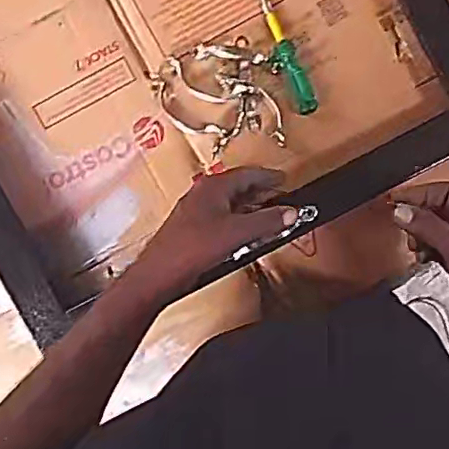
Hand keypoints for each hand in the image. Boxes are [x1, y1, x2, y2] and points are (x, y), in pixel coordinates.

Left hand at [122, 167, 297, 302]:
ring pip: (230, 204)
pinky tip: (247, 237)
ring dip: (251, 210)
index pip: (247, 173)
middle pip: (238, 187)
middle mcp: (202, 195)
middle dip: (261, 193)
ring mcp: (196, 212)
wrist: (158, 275)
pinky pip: (222, 220)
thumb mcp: (237, 233)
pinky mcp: (193, 230)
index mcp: (212, 187)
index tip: (283, 179)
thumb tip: (289, 213)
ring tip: (268, 217)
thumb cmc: (188, 250)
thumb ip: (266, 221)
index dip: (268, 177)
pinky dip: (239, 224)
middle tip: (279, 196)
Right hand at [390, 182, 448, 343]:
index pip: (448, 192)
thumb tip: (405, 211)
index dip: (421, 195)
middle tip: (402, 223)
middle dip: (421, 217)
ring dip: (425, 236)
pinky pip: (444, 249)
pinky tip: (422, 257)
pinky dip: (431, 251)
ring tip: (414, 244)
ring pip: (442, 231)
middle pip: (444, 210)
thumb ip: (428, 227)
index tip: (398, 201)